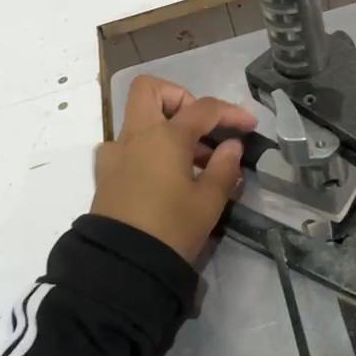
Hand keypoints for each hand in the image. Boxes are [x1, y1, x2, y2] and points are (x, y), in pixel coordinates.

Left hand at [93, 76, 258, 264]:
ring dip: (165, 125)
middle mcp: (136, 135)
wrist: (122, 265)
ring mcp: (115, 153)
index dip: (230, 112)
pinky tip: (165, 175)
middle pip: (150, 90)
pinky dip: (148, 148)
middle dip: (179, 97)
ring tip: (194, 161)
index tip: (250, 126)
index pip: (203, 109)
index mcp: (165, 136)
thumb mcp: (208, 203)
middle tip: (201, 125)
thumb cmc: (171, 229)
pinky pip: (127, 145)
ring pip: (137, 118)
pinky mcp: (105, 174)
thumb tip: (231, 146)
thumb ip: (224, 168)